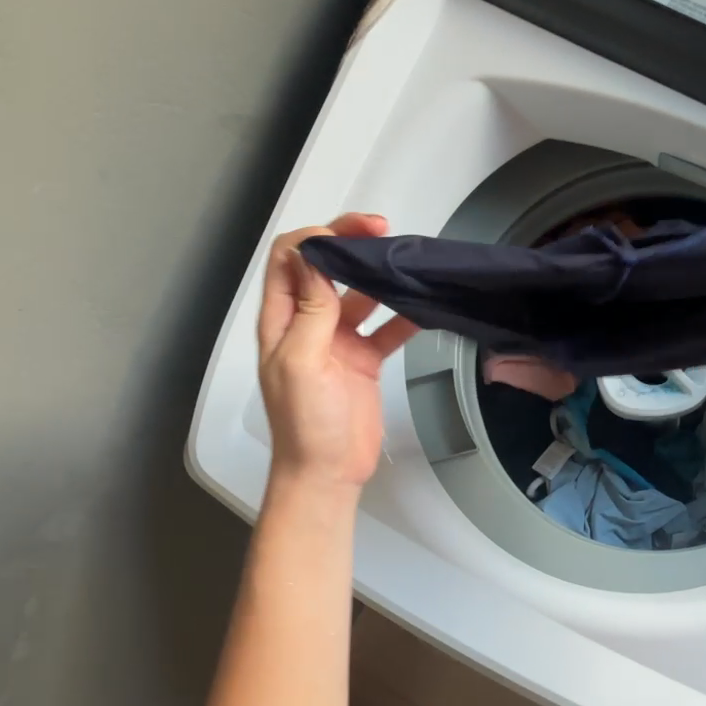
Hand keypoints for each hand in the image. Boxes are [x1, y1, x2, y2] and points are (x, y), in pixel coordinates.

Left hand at [257, 214, 418, 491]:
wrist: (327, 472)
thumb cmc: (305, 426)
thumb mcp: (301, 362)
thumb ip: (310, 311)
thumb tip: (313, 259)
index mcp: (282, 320)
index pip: (293, 260)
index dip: (319, 237)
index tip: (353, 233)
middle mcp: (308, 324)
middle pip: (328, 270)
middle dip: (353, 245)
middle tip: (386, 234)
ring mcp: (338, 342)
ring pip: (360, 295)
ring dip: (381, 278)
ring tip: (408, 266)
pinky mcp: (363, 361)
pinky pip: (385, 329)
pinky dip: (403, 316)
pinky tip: (423, 308)